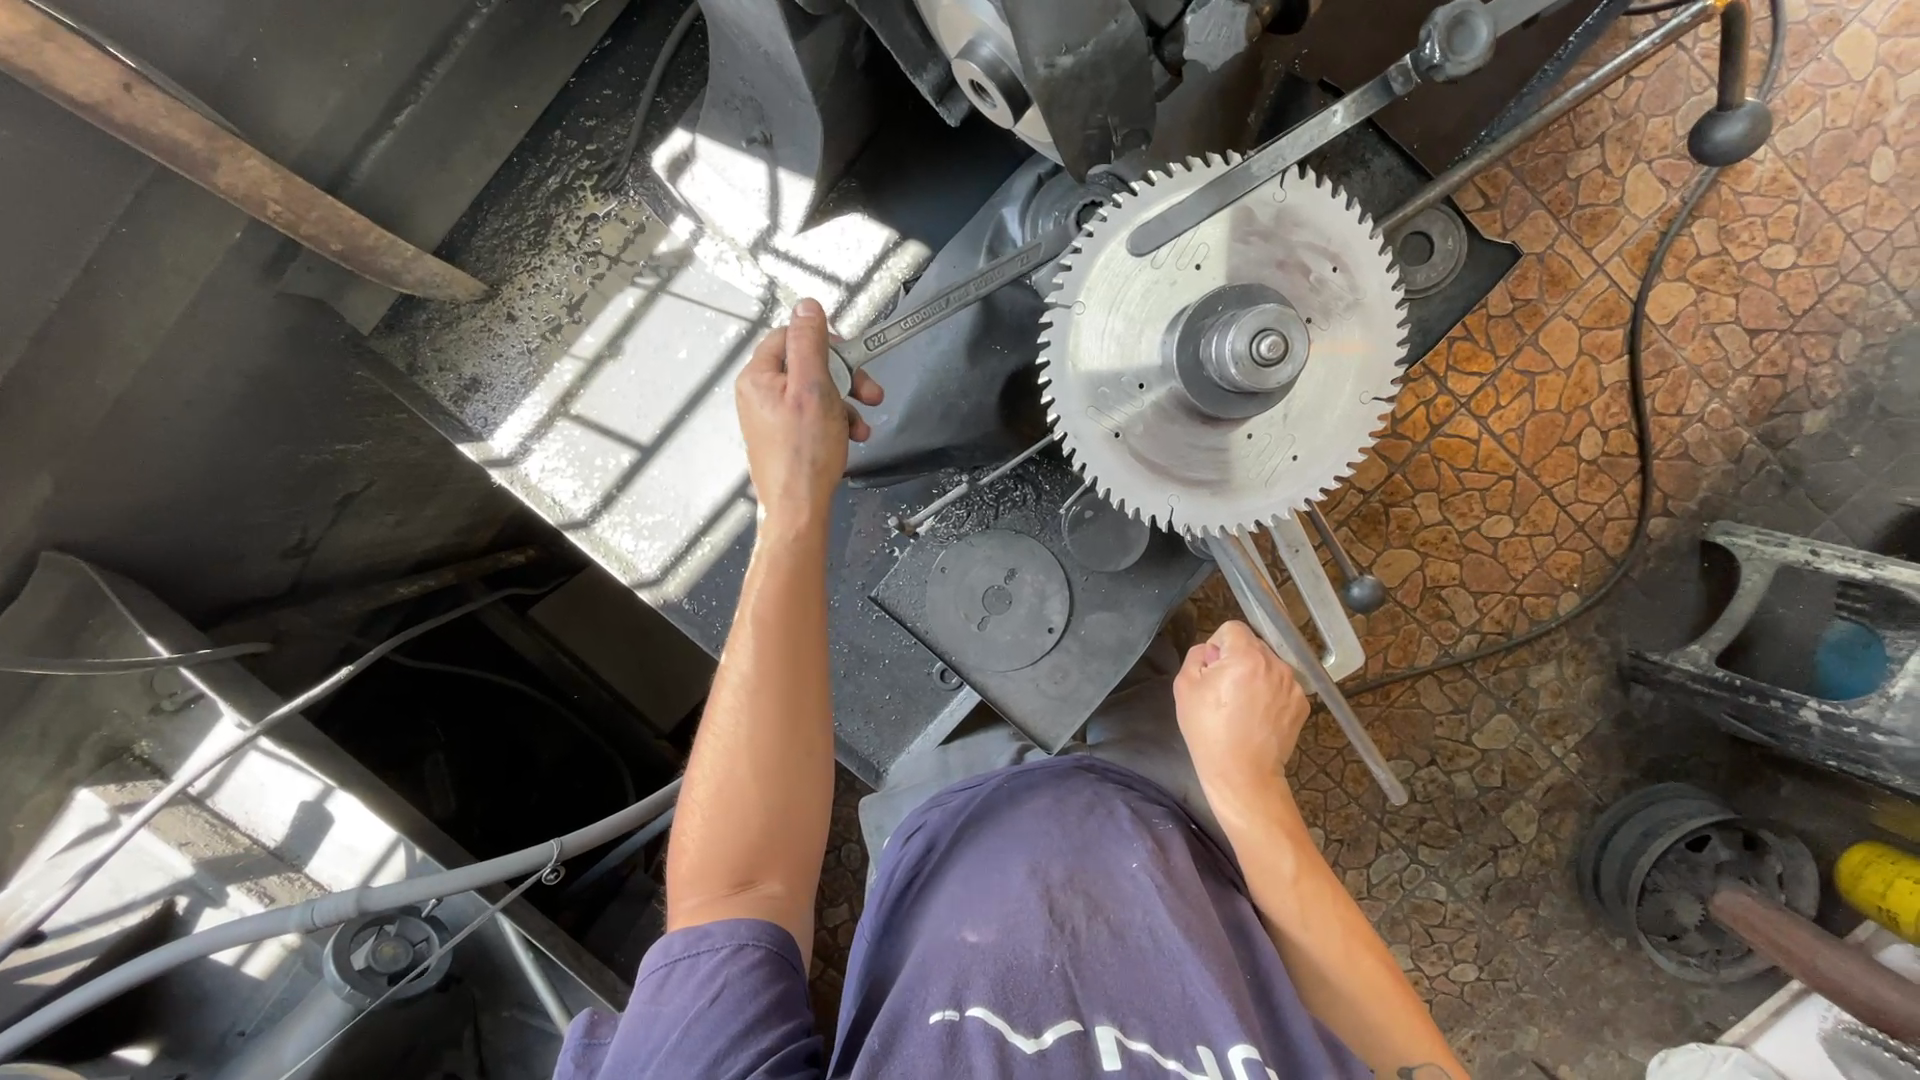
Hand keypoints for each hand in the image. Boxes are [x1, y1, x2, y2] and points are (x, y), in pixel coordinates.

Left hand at [735, 298, 883, 530]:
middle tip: (869, 391)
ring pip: (817, 393)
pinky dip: (837, 422)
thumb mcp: (813, 388)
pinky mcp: (786, 437)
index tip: (850, 356)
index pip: (790, 337)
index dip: (824, 343)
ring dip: (846, 404)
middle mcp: (760, 394)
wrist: (798, 507)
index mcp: (758, 377)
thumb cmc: (804, 455)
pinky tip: (851, 436)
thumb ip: (809, 343)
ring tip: (861, 424)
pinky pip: (815, 416)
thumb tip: (806, 307)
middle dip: (844, 378)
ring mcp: (773, 417)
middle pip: (808, 366)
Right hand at [1172, 620, 1309, 804]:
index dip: (1217, 644)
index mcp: (1246, 656)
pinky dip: (1270, 692)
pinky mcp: (1302, 703)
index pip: (1233, 628)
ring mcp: (1293, 685)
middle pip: (1253, 645)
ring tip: (1242, 704)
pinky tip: (1258, 714)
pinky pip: (1281, 684)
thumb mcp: (1184, 687)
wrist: (1242, 773)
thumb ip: (1196, 656)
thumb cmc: (1208, 731)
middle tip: (1224, 689)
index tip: (1212, 668)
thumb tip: (1211, 652)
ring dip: (1255, 674)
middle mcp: (1276, 664)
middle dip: (1237, 658)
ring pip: (1269, 664)